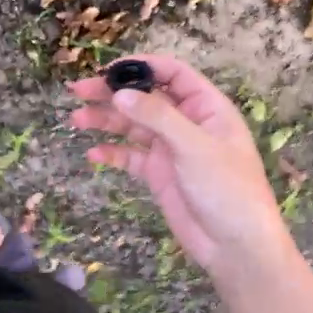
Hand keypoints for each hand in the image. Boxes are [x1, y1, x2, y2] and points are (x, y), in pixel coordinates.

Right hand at [68, 55, 294, 285]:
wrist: (236, 247)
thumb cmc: (228, 190)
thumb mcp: (194, 147)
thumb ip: (157, 117)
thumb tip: (119, 94)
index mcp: (206, 109)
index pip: (173, 74)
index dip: (142, 66)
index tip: (108, 69)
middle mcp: (186, 124)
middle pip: (145, 97)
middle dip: (112, 93)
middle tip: (79, 91)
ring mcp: (171, 149)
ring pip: (132, 125)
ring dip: (105, 120)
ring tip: (76, 120)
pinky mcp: (158, 173)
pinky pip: (129, 155)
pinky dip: (111, 153)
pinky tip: (93, 155)